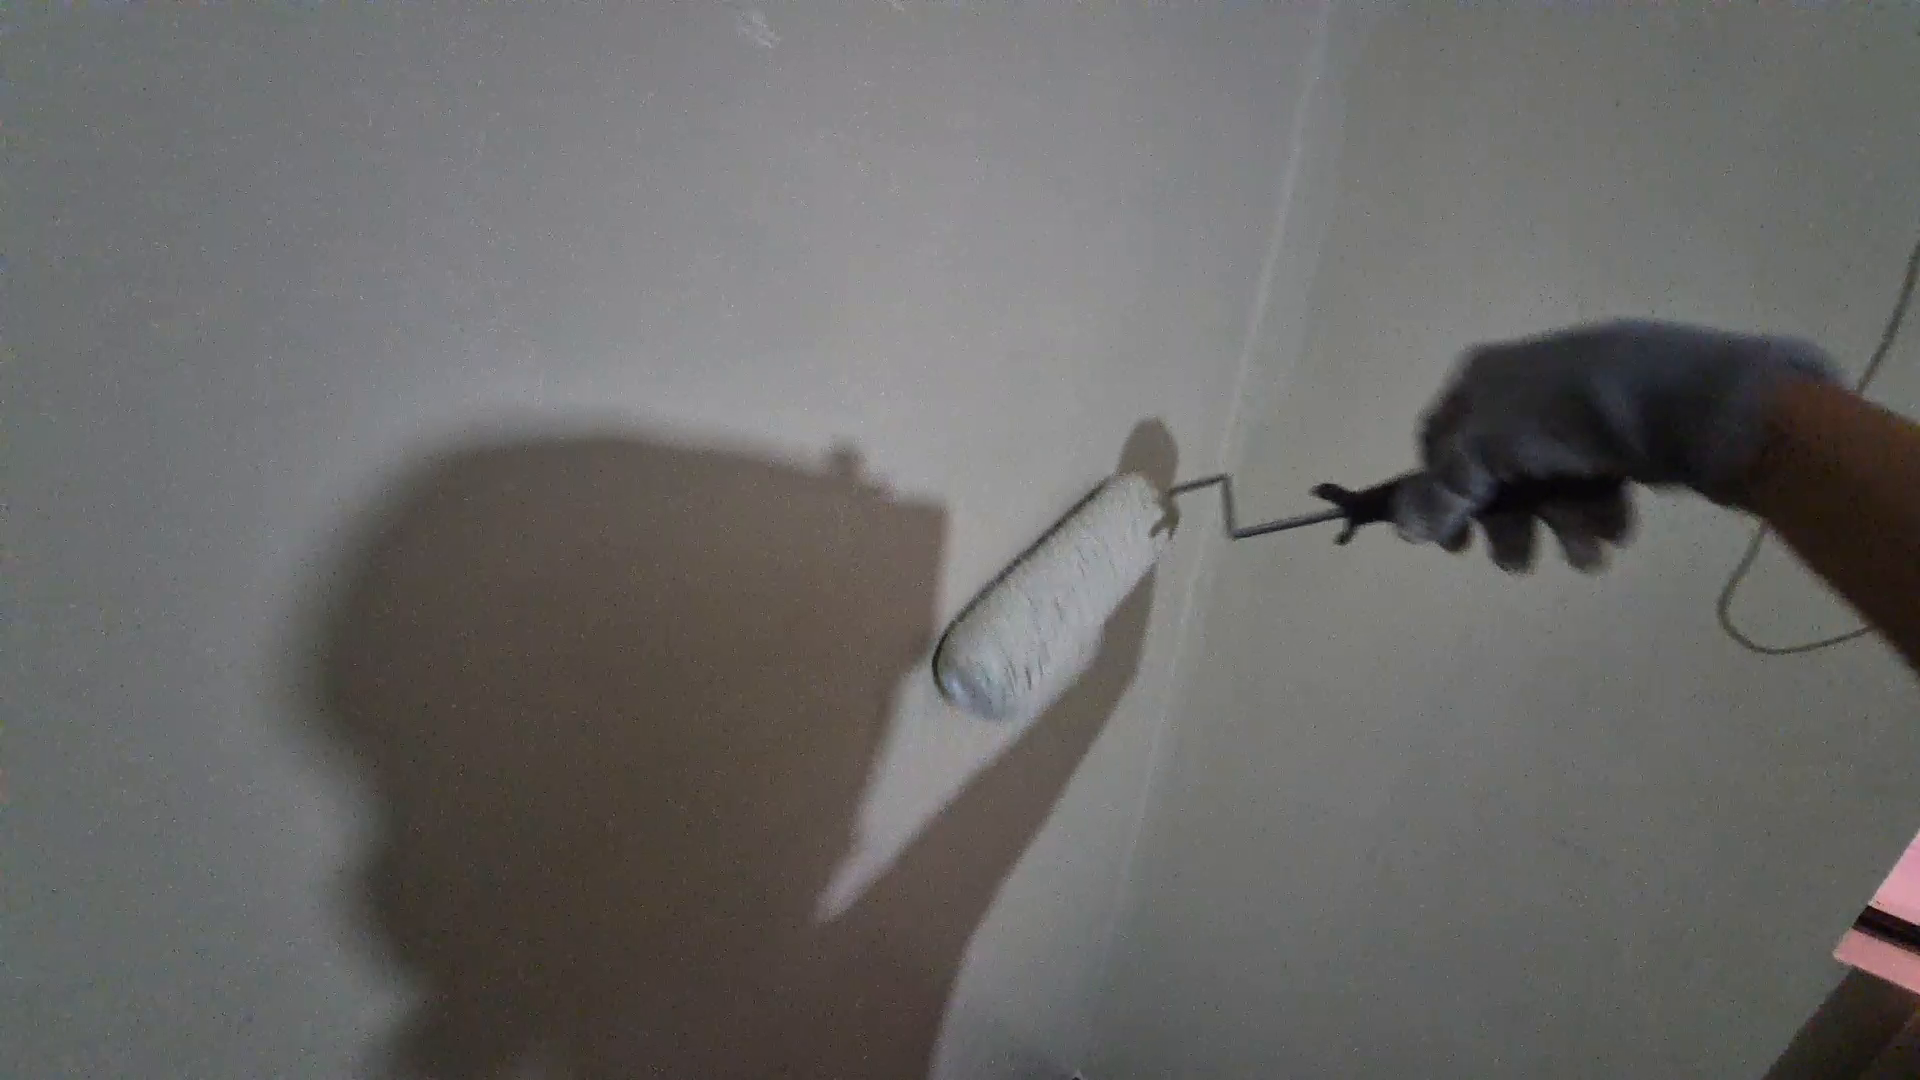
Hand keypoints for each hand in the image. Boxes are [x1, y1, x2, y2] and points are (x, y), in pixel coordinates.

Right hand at [1392, 320, 1835, 570]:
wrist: (1702, 398)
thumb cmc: (1570, 417)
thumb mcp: (1487, 454)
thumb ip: (1442, 494)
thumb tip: (1404, 529)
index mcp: (1479, 380)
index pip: (1436, 446)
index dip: (1437, 497)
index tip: (1454, 542)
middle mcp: (1521, 386)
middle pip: (1492, 469)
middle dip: (1508, 522)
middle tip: (1518, 564)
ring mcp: (1578, 401)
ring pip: (1545, 476)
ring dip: (1557, 525)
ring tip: (1586, 559)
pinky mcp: (1629, 419)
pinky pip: (1593, 469)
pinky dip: (1596, 506)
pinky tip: (1614, 533)